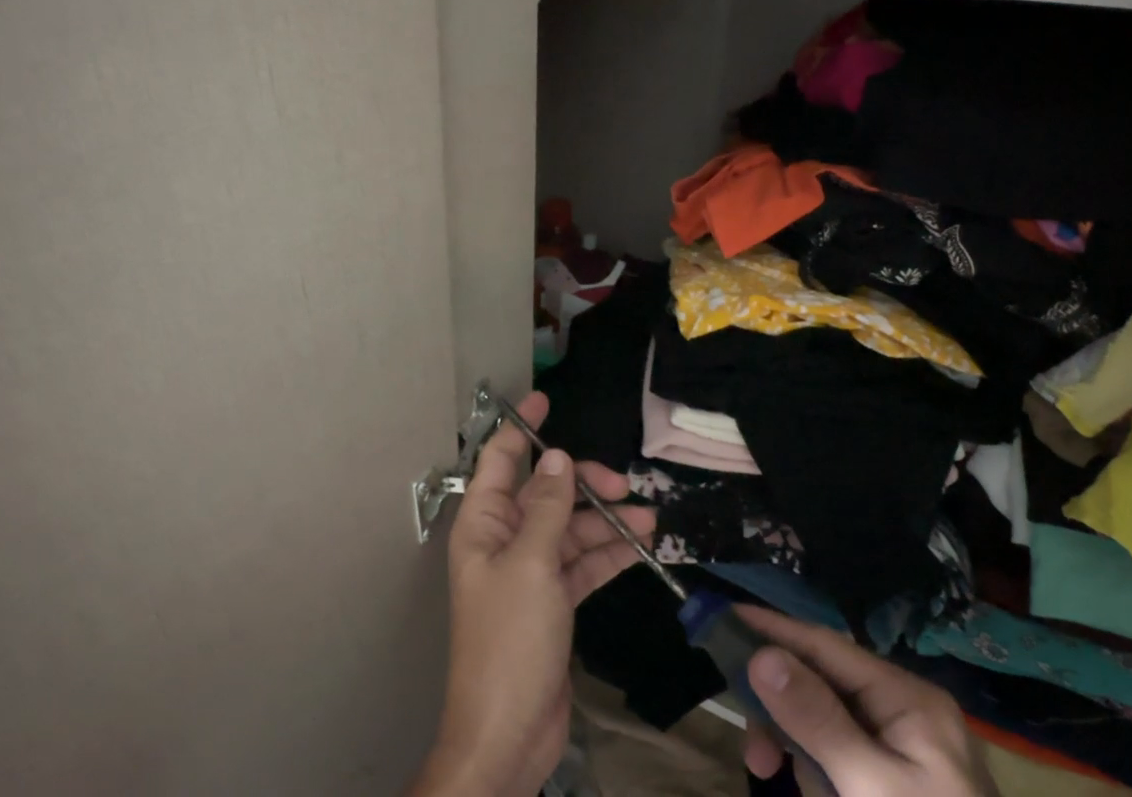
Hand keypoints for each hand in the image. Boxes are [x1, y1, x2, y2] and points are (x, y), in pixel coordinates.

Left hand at [409, 392, 656, 796]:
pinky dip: (609, 554)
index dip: (521, 429)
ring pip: (570, 529)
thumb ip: (547, 508)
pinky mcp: (553, 602)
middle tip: (623, 484)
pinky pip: (583, 564)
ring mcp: (530, 572)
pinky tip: (641, 546)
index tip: (546, 399)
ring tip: (648, 517)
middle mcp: (504, 541)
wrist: (508, 731)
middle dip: (582, 483)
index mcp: (483, 525)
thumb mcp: (531, 565)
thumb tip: (558, 457)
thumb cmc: (509, 641)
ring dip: (606, 522)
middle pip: (545, 494)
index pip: (500, 461)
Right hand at [739, 606, 997, 796]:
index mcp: (909, 699)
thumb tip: (762, 654)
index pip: (827, 645)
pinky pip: (837, 751)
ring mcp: (900, 744)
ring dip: (792, 744)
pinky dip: (814, 766)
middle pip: (821, 682)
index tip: (722, 617)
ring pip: (823, 719)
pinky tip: (812, 790)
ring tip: (773, 778)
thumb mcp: (869, 785)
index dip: (773, 629)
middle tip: (753, 755)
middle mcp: (904, 709)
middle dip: (779, 708)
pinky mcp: (893, 775)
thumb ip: (817, 719)